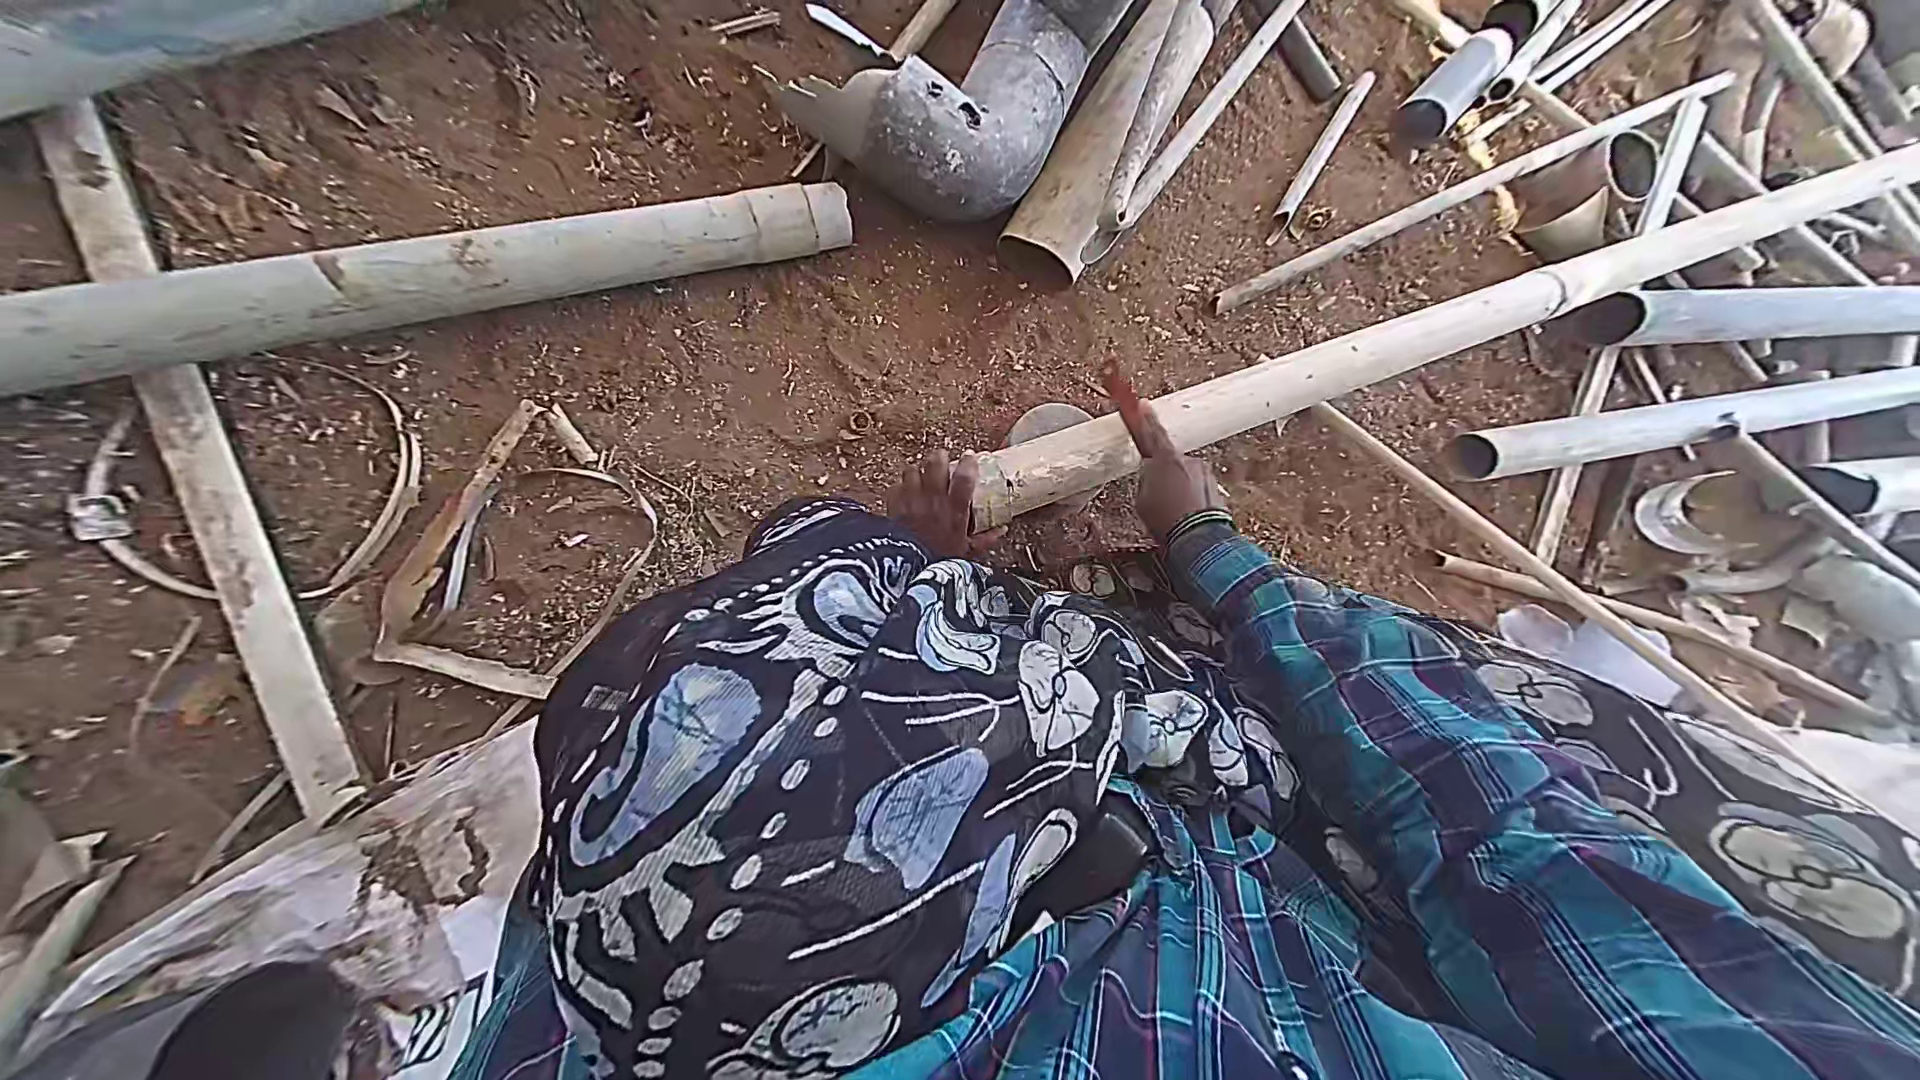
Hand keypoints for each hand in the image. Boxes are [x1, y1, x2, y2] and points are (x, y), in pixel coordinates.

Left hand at [887, 449, 1004, 558]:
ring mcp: (911, 500)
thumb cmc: (939, 560)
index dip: (968, 463)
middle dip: (939, 458)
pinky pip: (896, 486)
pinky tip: (905, 494)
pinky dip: (900, 488)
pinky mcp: (894, 505)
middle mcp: (933, 499)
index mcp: (954, 510)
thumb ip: (986, 539)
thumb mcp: (967, 552)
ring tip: (921, 477)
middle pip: (935, 464)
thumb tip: (1003, 529)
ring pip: (912, 470)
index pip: (964, 478)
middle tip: (942, 460)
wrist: (908, 567)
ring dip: (917, 471)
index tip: (970, 457)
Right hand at [1109, 374, 1223, 542]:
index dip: (1143, 418)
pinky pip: (1194, 488)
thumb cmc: (1167, 521)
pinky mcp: (1214, 487)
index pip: (1150, 433)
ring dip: (1175, 490)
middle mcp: (1188, 461)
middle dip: (1161, 474)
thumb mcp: (1142, 499)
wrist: (1199, 540)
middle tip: (1155, 497)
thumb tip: (1150, 474)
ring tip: (1169, 514)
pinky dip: (1187, 500)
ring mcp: (1204, 473)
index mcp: (1165, 459)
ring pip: (1182, 475)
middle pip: (1167, 460)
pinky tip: (1181, 517)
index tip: (1140, 403)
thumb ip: (1146, 478)